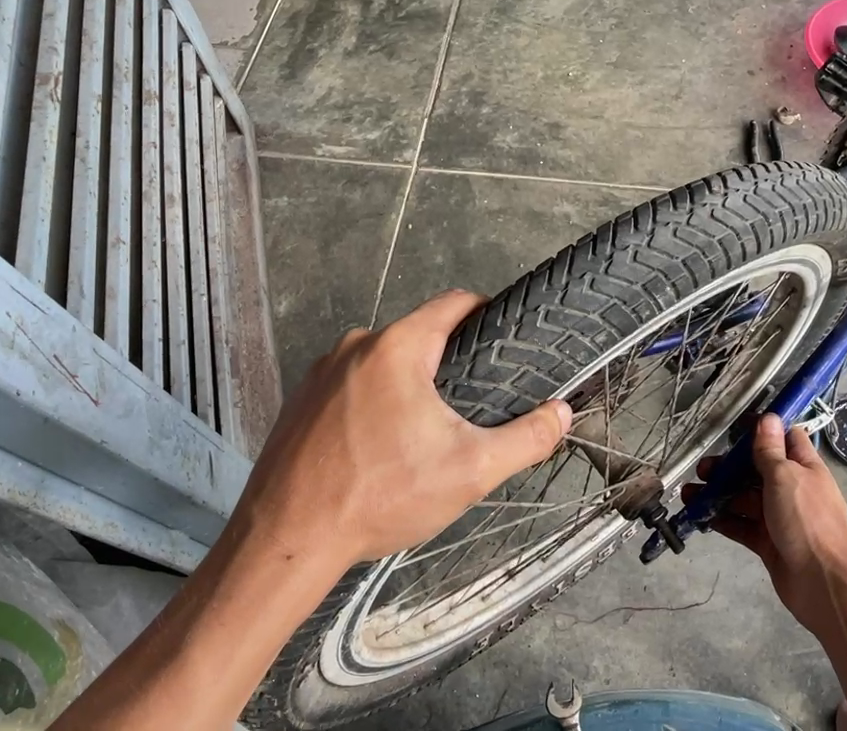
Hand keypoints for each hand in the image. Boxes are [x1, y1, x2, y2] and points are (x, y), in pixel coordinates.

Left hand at [228, 290, 572, 587]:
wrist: (285, 542)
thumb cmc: (382, 496)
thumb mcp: (470, 471)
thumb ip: (525, 439)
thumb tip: (561, 414)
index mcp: (398, 346)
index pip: (455, 303)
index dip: (488, 314)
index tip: (507, 341)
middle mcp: (355, 345)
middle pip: (420, 336)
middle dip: (450, 363)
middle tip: (474, 404)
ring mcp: (320, 373)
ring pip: (384, 363)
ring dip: (410, 385)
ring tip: (428, 433)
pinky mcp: (298, 402)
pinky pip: (352, 386)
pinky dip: (374, 403)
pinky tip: (380, 448)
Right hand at [683, 414, 846, 632]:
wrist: (823, 583)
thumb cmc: (807, 520)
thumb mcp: (786, 477)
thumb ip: (771, 450)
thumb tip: (769, 416)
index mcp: (804, 467)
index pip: (784, 438)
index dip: (762, 430)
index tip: (735, 426)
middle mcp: (791, 488)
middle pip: (757, 469)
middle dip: (730, 466)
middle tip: (703, 468)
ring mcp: (779, 517)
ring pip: (744, 498)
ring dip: (719, 493)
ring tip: (689, 493)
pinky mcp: (767, 542)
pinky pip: (741, 525)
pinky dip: (722, 519)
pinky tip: (700, 515)